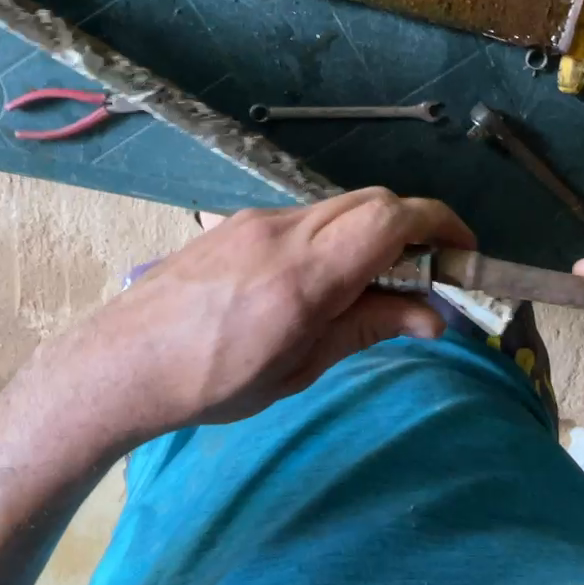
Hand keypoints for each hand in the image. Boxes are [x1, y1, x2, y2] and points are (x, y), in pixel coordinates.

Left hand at [36, 189, 473, 440]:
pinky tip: (325, 279)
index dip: (441, 225)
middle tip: (430, 273)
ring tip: (377, 283)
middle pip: (374, 200)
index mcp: (304, 275)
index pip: (392, 218)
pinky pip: (307, 216)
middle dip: (416, 227)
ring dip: (375, 232)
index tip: (465, 253)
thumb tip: (434, 316)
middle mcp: (283, 230)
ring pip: (341, 206)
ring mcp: (256, 220)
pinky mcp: (237, 222)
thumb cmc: (210, 384)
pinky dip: (337, 236)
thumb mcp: (298, 368)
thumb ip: (367, 328)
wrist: (118, 364)